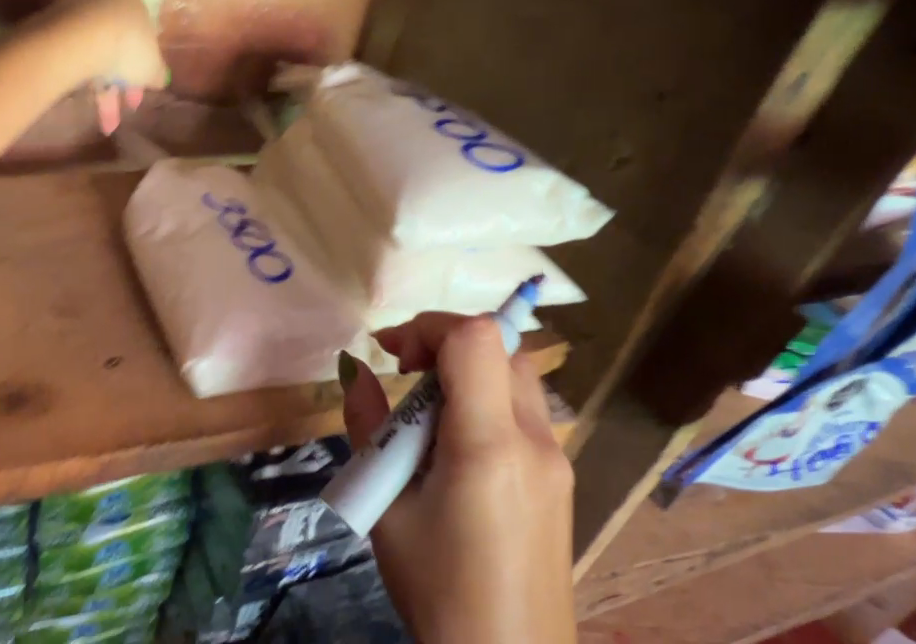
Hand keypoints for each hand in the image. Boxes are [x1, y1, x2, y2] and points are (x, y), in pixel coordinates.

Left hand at [26, 0, 167, 133]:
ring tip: (104, 124)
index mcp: (136, 11)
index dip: (142, 77)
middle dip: (119, 89)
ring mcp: (79, 19)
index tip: (137, 100)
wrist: (80, 37)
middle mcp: (107, 10)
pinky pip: (73, 61)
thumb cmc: (127, 48)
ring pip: (94, 60)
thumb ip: (157, 74)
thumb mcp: (152, 67)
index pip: (142, 46)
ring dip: (101, 94)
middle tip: (120, 116)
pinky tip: (81, 100)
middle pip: (116, 53)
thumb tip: (158, 78)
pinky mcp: (55, 30)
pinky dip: (81, 82)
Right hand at [340, 314, 575, 643]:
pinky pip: (523, 412)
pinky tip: (452, 447)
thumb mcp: (386, 508)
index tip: (391, 354)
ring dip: (468, 371)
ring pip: (516, 376)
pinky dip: (486, 401)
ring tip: (424, 412)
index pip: (476, 338)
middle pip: (501, 348)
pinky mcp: (559, 481)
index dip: (428, 326)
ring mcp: (556, 461)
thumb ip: (368, 427)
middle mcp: (535, 441)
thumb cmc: (439, 589)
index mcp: (489, 444)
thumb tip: (355, 371)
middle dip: (445, 343)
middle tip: (403, 375)